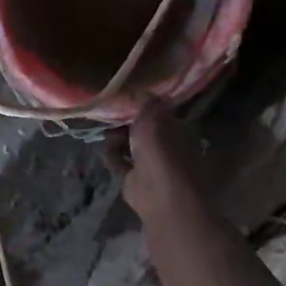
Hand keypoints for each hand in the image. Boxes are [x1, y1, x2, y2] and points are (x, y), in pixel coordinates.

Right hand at [106, 100, 212, 223]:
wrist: (161, 196)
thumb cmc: (162, 151)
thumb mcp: (153, 117)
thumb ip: (144, 101)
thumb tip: (137, 89)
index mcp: (178, 129)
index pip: (159, 111)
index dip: (142, 104)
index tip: (124, 96)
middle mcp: (166, 145)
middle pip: (143, 128)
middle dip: (126, 121)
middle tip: (111, 113)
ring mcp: (151, 164)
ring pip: (130, 144)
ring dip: (117, 138)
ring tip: (107, 131)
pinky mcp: (134, 179)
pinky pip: (119, 161)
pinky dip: (112, 155)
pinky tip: (106, 148)